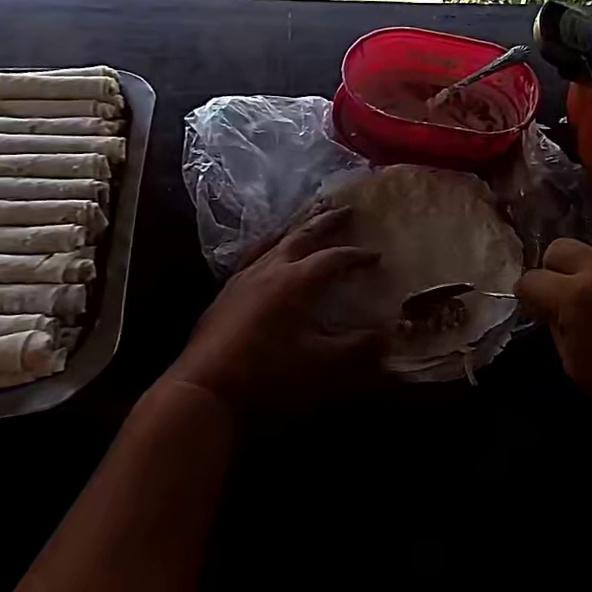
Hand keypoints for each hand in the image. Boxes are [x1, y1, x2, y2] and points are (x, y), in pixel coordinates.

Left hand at [166, 207, 387, 419]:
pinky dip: (270, 244)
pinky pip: (254, 254)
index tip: (376, 256)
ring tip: (309, 216)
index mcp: (297, 281)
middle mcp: (271, 269)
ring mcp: (245, 276)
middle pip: (302, 235)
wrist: (206, 383)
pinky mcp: (228, 290)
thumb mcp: (321, 364)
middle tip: (345, 208)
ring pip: (276, 240)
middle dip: (326, 222)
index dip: (357, 256)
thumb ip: (356, 348)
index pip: (333, 259)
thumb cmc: (268, 372)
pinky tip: (268, 249)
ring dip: (297, 226)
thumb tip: (385, 336)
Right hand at [516, 239, 591, 428]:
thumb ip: (557, 328)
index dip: (528, 297)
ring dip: (587, 276)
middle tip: (565, 300)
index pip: (531, 279)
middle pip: (558, 248)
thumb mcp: (576, 366)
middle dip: (553, 271)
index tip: (536, 312)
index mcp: (578, 295)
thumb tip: (552, 311)